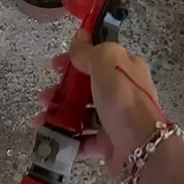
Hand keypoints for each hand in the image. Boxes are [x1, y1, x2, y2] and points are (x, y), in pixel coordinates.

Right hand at [55, 31, 165, 176]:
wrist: (141, 148)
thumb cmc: (123, 99)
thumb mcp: (106, 62)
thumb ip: (89, 50)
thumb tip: (80, 35)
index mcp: (127, 68)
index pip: (98, 58)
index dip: (76, 59)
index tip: (56, 64)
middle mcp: (123, 92)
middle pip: (87, 86)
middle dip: (63, 89)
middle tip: (45, 95)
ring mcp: (115, 119)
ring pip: (82, 113)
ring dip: (60, 113)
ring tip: (42, 117)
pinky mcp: (109, 143)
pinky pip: (83, 138)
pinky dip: (67, 137)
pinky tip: (52, 135)